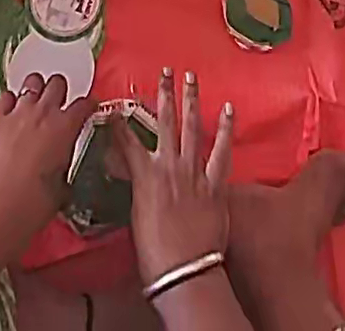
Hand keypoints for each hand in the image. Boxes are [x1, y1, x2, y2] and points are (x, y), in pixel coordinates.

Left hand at [0, 75, 92, 242]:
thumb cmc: (35, 205)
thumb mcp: (64, 184)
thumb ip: (67, 161)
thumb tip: (64, 160)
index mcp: (66, 127)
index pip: (84, 103)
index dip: (88, 106)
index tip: (87, 110)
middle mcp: (44, 111)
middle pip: (57, 83)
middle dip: (60, 92)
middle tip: (57, 106)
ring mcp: (19, 112)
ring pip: (32, 81)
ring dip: (36, 90)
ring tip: (34, 104)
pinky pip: (5, 96)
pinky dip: (10, 101)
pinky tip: (11, 112)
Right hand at [117, 69, 235, 283]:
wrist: (184, 273)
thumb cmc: (154, 253)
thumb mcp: (137, 216)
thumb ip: (140, 189)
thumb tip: (139, 177)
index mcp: (145, 175)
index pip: (128, 141)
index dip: (120, 123)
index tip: (116, 106)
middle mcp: (169, 165)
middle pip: (165, 121)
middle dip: (165, 93)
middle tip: (166, 71)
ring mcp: (194, 171)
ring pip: (192, 127)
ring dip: (191, 100)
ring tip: (191, 77)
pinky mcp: (215, 182)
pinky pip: (222, 150)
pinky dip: (225, 128)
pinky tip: (228, 109)